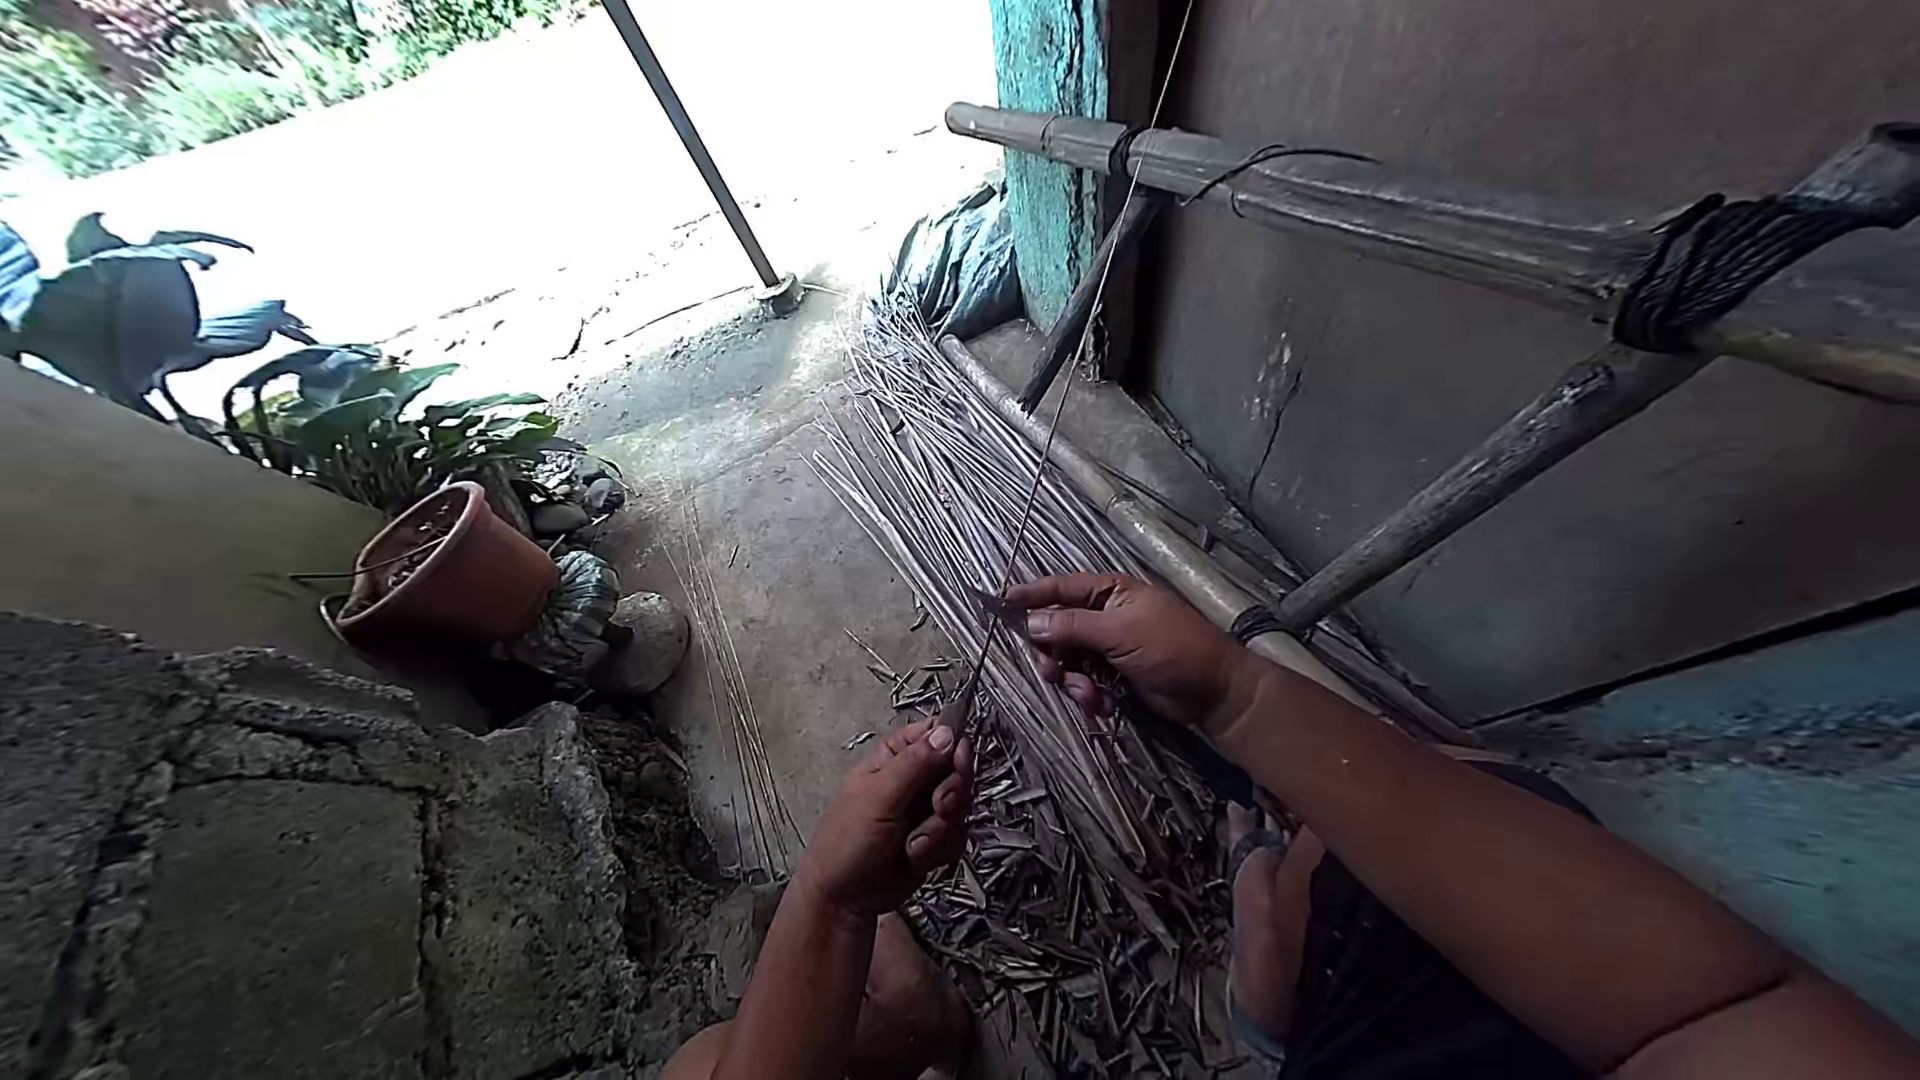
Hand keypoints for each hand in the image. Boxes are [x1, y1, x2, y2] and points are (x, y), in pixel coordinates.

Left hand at [796, 717, 974, 919]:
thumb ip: (916, 763)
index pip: (937, 732)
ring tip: (914, 842)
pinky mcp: (935, 837)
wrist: (843, 901)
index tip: (957, 761)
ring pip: (960, 805)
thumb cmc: (846, 842)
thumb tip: (947, 732)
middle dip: (950, 794)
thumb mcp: (879, 796)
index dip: (953, 744)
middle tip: (937, 807)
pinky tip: (915, 856)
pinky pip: (957, 834)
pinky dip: (939, 849)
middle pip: (957, 769)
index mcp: (895, 754)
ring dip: (941, 829)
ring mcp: (925, 808)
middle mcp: (914, 777)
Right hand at [1005, 573, 1258, 734]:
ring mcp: (1108, 645)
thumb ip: (1072, 626)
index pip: (1060, 588)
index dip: (1030, 595)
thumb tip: (1030, 621)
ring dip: (1072, 678)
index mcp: (1109, 592)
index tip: (1001, 604)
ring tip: (1087, 693)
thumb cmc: (1171, 648)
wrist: (1213, 693)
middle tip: (1050, 671)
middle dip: (1051, 652)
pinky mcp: (1113, 674)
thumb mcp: (1120, 632)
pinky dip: (1088, 692)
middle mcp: (1104, 615)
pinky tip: (1102, 702)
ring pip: (1068, 658)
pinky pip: (1084, 679)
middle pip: (1057, 627)